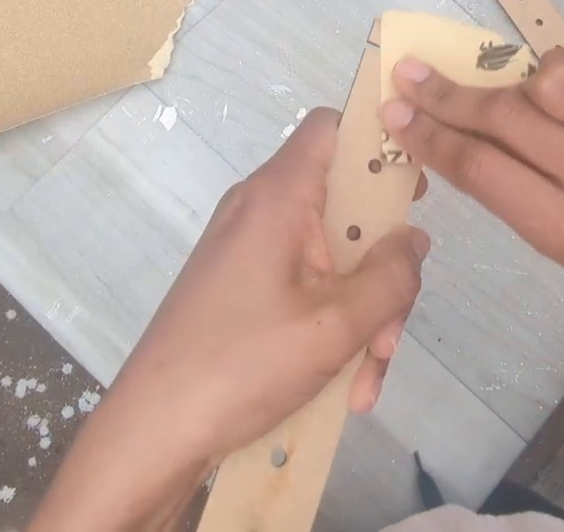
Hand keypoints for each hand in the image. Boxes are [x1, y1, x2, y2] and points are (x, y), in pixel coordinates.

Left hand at [117, 106, 429, 454]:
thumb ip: (390, 276)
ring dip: (360, 312)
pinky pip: (303, 285)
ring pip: (329, 257)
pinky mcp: (242, 286)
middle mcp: (261, 209)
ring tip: (366, 377)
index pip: (331, 127)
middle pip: (343, 206)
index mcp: (278, 196)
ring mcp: (249, 249)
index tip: (413, 188)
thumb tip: (413, 239)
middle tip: (392, 327)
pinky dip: (329, 325)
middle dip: (379, 267)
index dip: (377, 143)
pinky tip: (343, 386)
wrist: (150, 436)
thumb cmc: (241, 366)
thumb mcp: (334, 325)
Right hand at [380, 46, 563, 327]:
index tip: (395, 110)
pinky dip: (561, 63)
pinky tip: (553, 79)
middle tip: (412, 75)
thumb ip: (510, 187)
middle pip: (506, 118)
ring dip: (513, 78)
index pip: (482, 169)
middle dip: (448, 94)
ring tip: (508, 90)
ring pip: (551, 78)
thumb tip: (454, 128)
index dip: (430, 134)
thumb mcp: (559, 248)